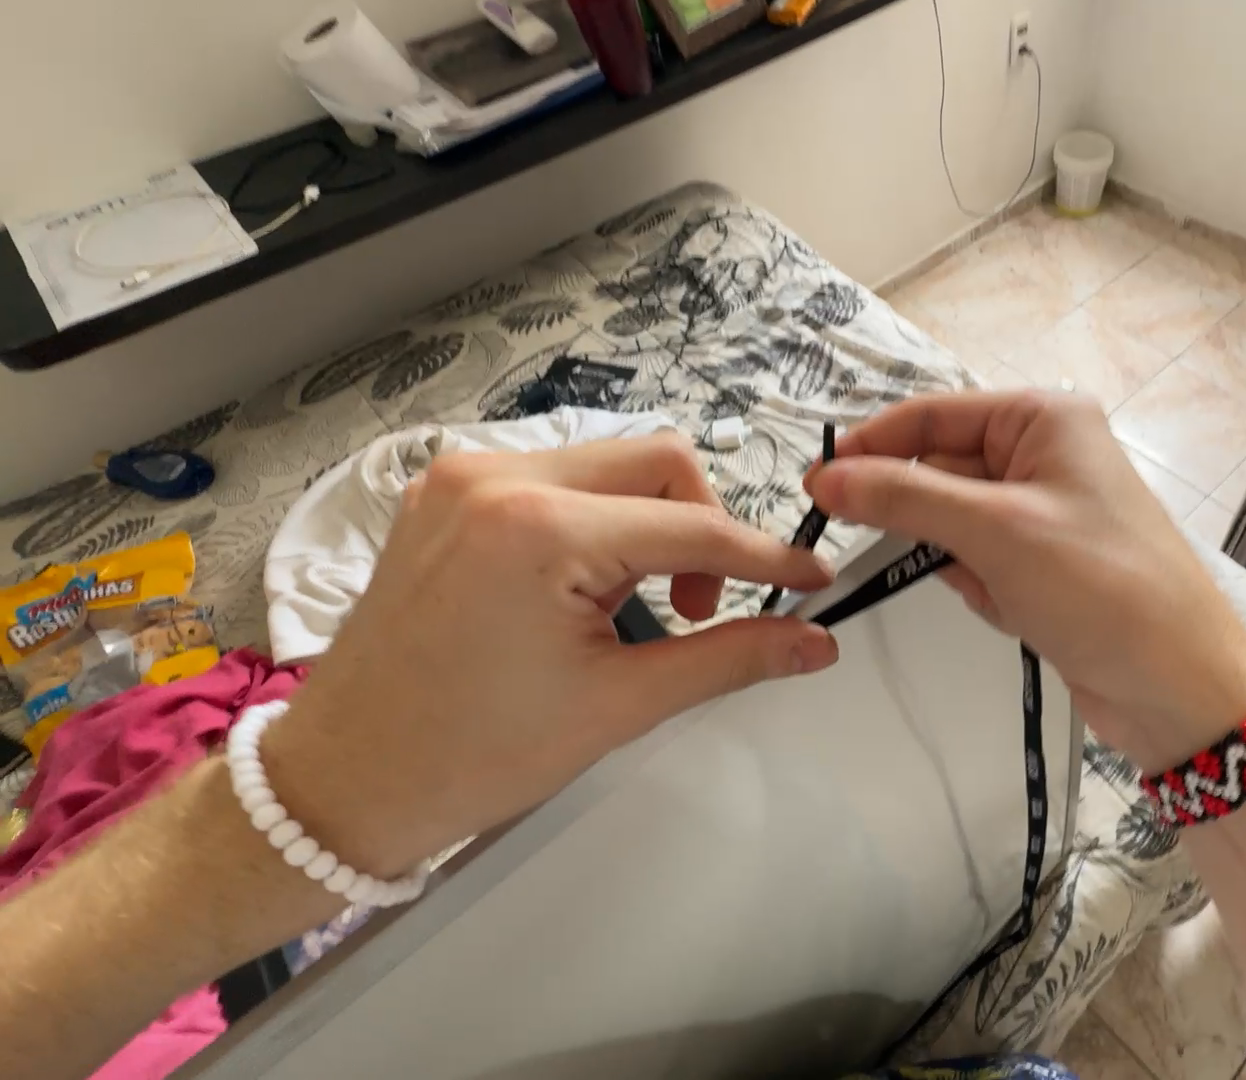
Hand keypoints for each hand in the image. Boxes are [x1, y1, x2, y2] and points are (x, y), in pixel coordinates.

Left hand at [262, 435, 839, 877]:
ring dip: (657, 525)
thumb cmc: (475, 754)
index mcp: (539, 529)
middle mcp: (499, 476)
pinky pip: (567, 478)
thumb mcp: (622, 704)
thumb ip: (732, 656)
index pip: (694, 526)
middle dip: (707, 529)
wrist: (341, 783)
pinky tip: (593, 583)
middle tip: (700, 606)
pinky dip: (608, 521)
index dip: (767, 555)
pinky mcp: (452, 489)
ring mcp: (466, 475)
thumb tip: (817, 642)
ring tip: (643, 604)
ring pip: (616, 465)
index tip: (814, 578)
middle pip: (661, 463)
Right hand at [807, 392, 1245, 770]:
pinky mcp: (1040, 564)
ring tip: (988, 586)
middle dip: (919, 515)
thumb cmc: (1098, 586)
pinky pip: (979, 560)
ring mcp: (1042, 513)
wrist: (1176, 686)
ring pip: (955, 522)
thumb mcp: (996, 529)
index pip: (933, 415)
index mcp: (1042, 419)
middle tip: (872, 546)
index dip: (871, 445)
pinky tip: (1013, 608)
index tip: (814, 483)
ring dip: (954, 558)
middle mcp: (1043, 456)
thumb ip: (906, 497)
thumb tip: (827, 476)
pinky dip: (980, 586)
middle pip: (942, 469)